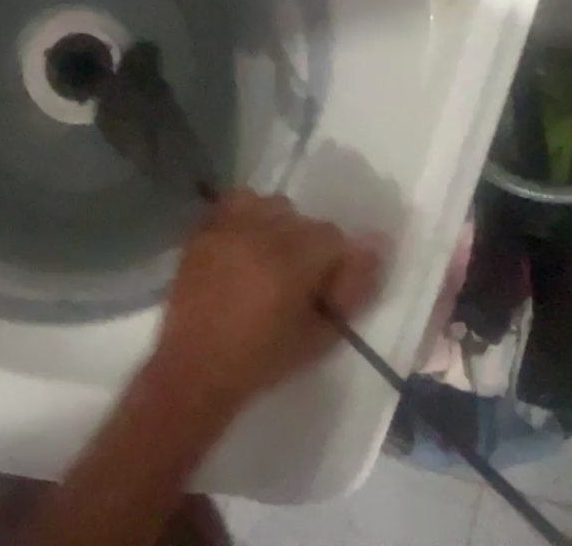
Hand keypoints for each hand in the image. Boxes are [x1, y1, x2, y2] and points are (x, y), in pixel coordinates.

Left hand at [150, 191, 384, 408]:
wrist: (196, 367)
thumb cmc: (261, 359)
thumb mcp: (318, 335)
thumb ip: (352, 290)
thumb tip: (375, 248)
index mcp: (291, 258)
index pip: (332, 236)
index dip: (336, 262)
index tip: (328, 289)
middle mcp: (259, 232)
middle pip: (301, 218)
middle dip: (308, 245)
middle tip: (299, 279)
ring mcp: (226, 227)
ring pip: (268, 205)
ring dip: (277, 225)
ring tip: (269, 258)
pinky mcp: (202, 231)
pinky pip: (232, 204)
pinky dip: (244, 217)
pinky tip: (244, 244)